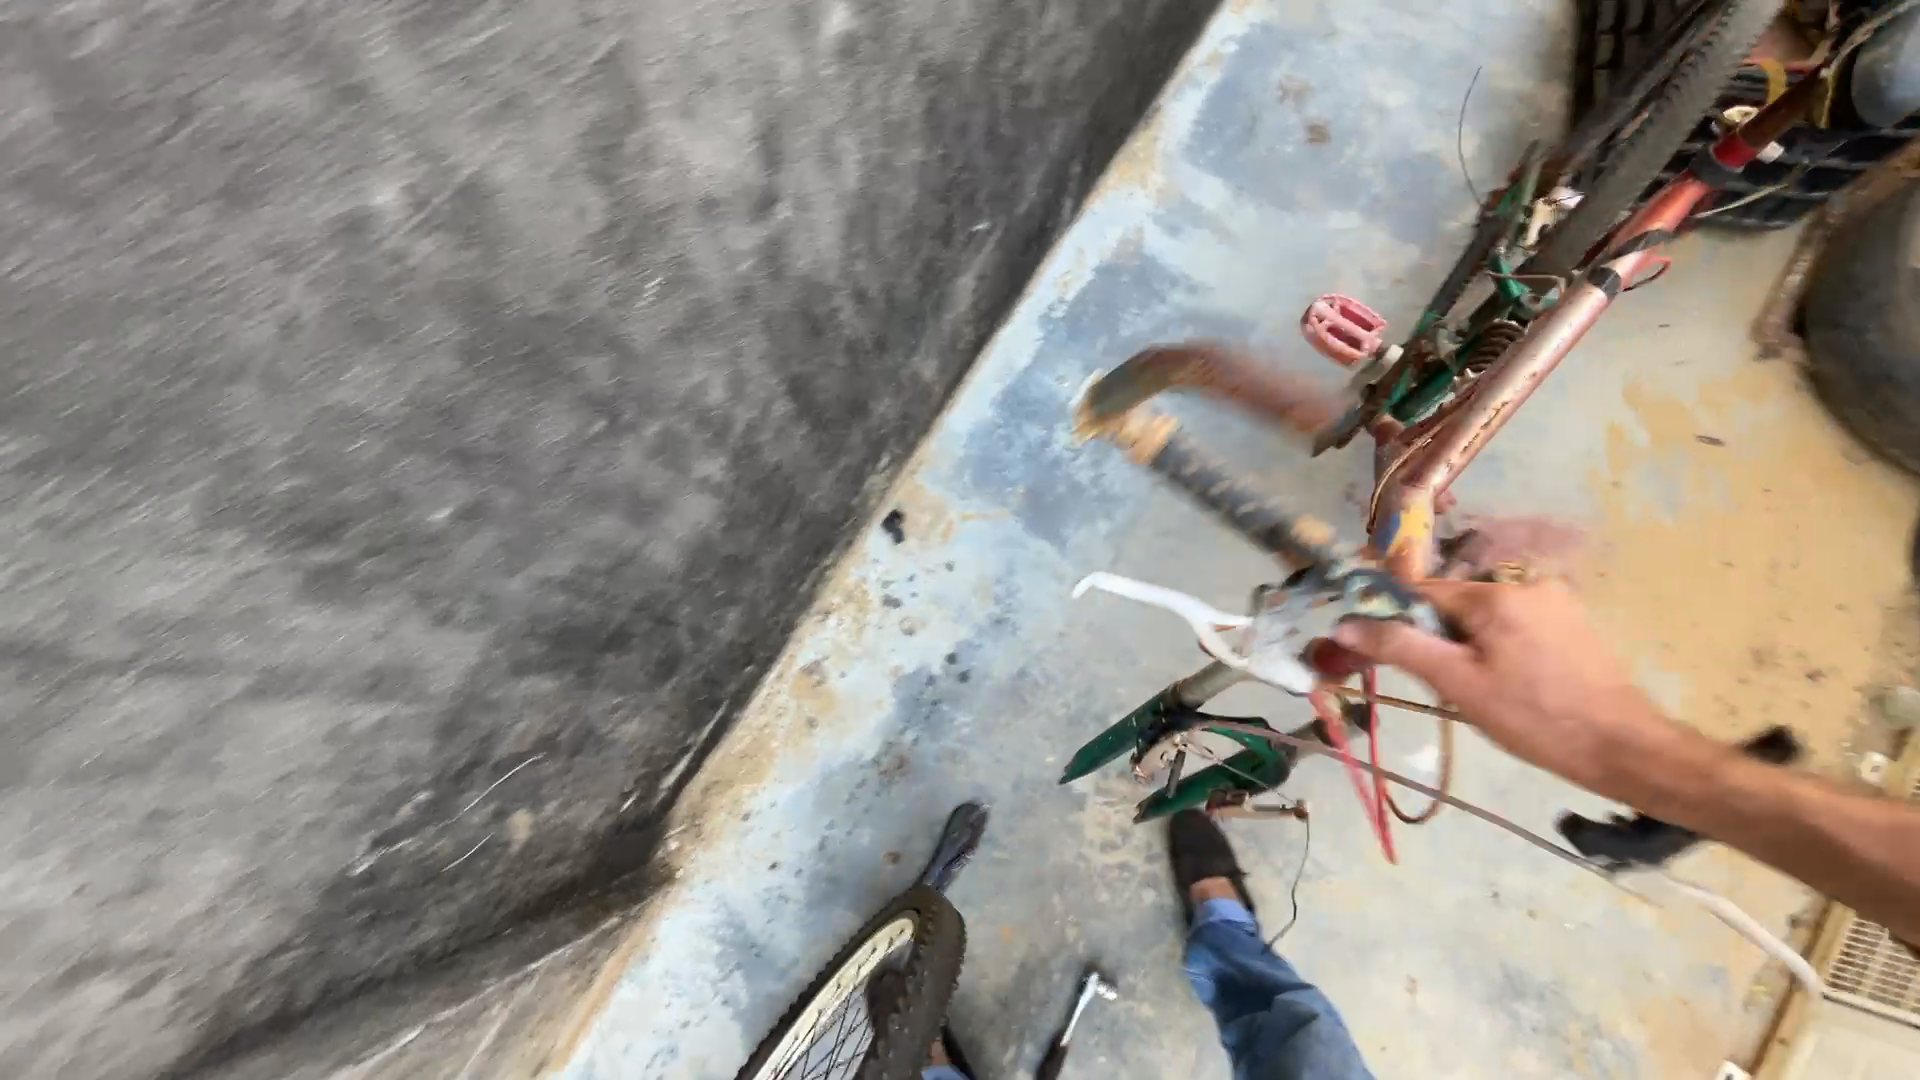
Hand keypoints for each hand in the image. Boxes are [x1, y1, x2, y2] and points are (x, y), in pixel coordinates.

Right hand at [1333, 579, 1675, 797]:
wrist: (1627, 751)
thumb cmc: (1533, 717)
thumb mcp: (1456, 683)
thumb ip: (1398, 646)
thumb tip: (1344, 625)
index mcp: (1495, 595)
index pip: (1422, 591)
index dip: (1398, 620)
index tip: (1389, 654)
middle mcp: (1526, 586)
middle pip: (1453, 604)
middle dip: (1438, 637)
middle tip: (1445, 683)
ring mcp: (1556, 603)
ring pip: (1483, 617)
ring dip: (1467, 644)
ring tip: (1479, 688)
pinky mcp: (1573, 624)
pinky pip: (1513, 625)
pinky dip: (1497, 647)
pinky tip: (1509, 682)